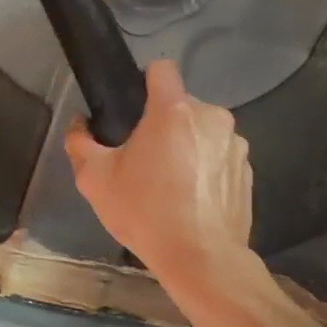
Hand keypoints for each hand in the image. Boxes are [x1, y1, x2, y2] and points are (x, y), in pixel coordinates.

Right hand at [64, 59, 253, 284]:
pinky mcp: (247, 171)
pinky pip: (218, 158)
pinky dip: (204, 170)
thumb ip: (80, 143)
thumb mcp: (94, 179)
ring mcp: (234, 144)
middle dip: (162, 125)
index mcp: (173, 111)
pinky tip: (190, 200)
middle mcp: (211, 117)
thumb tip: (80, 125)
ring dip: (185, 147)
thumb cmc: (144, 211)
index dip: (143, 81)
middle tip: (141, 160)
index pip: (162, 69)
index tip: (131, 108)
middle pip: (180, 106)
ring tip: (168, 184)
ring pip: (201, 132)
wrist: (200, 257)